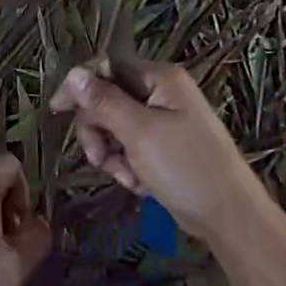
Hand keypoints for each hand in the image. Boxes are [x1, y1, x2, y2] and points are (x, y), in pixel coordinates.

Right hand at [49, 62, 269, 243]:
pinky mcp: (164, 147)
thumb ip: (104, 101)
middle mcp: (161, 92)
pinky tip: (141, 184)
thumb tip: (73, 74)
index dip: (80, 88)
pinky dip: (128, 166)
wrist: (229, 217)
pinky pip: (130, 147)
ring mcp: (164, 120)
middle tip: (100, 159)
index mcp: (160, 78)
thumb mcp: (139, 132)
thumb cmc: (186, 167)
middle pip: (107, 100)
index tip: (56, 110)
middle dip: (99, 131)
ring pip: (115, 127)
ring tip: (127, 176)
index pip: (107, 69)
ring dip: (112, 154)